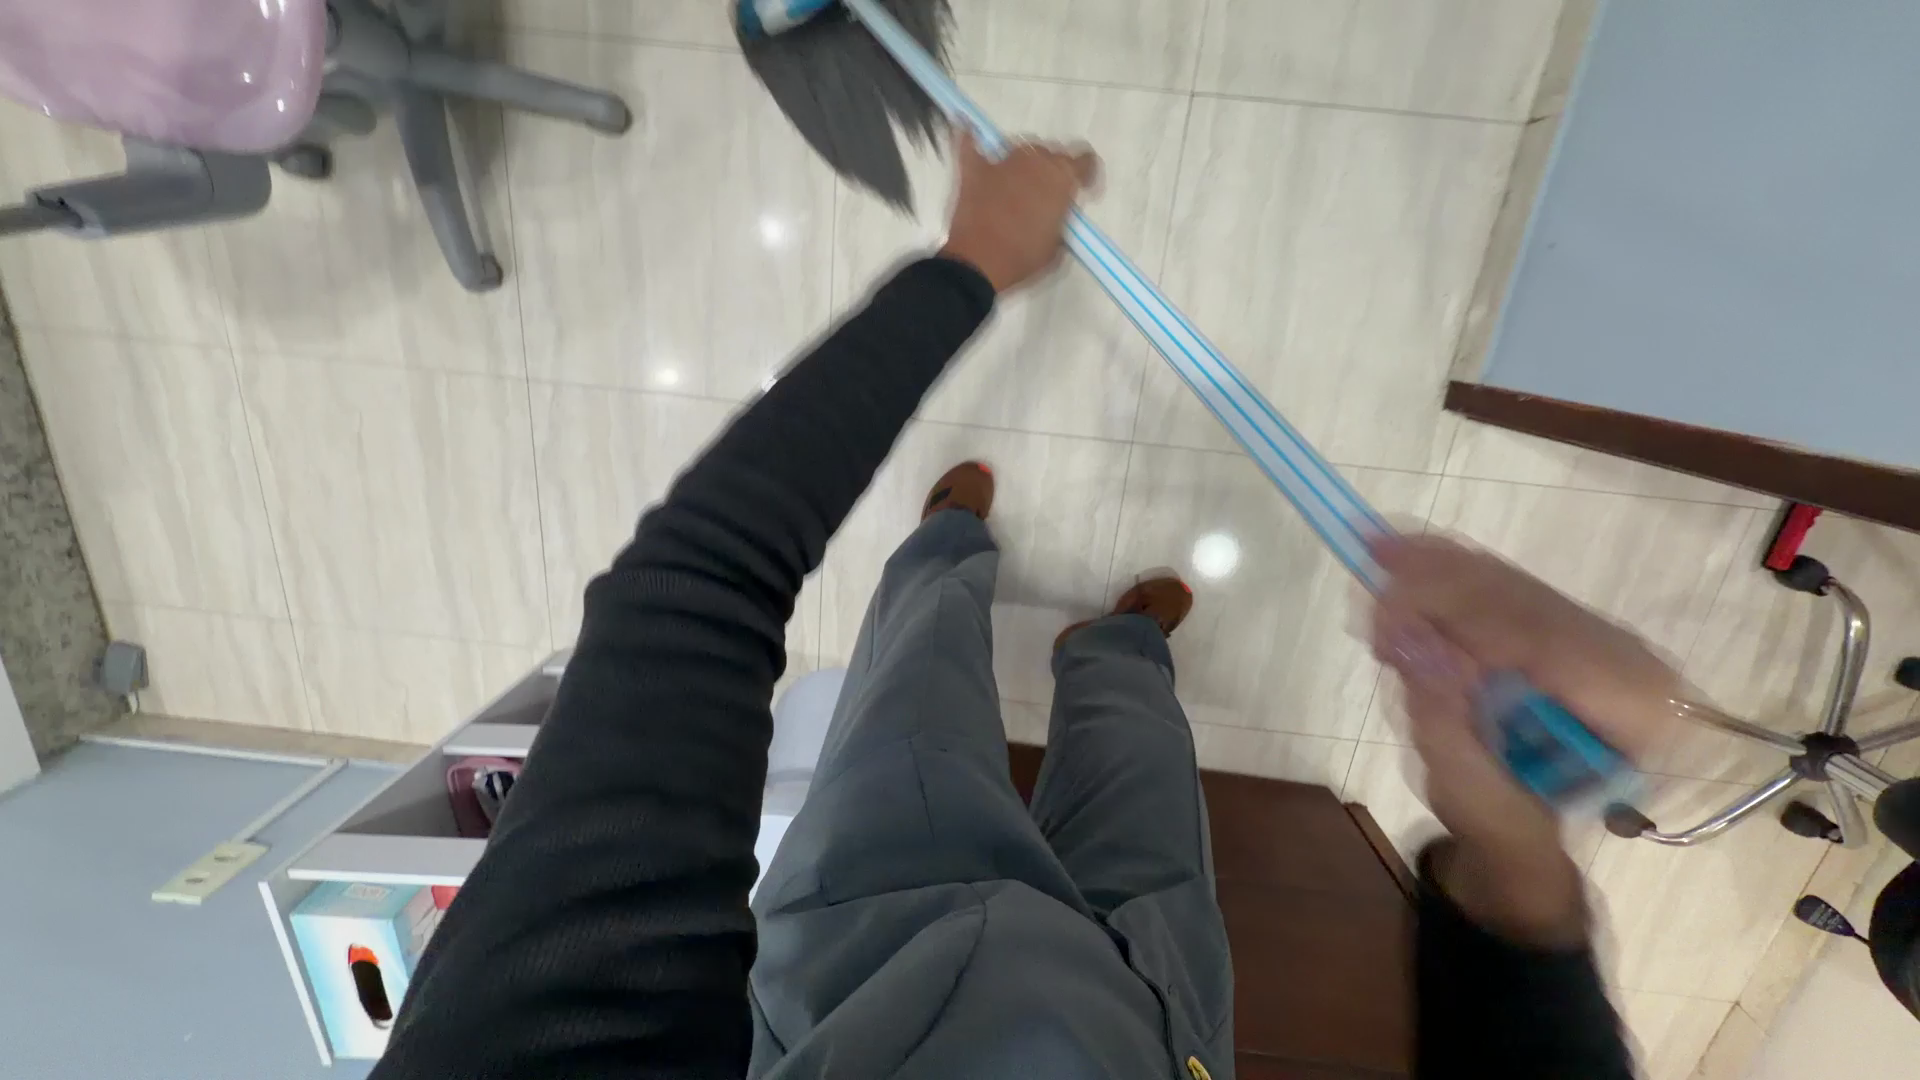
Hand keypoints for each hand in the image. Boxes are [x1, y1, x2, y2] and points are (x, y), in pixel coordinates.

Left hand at [938, 129, 1098, 293]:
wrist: (977, 264)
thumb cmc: (1022, 259)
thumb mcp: (1056, 247)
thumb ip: (1061, 221)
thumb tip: (1055, 216)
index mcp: (1061, 177)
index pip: (1085, 161)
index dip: (1087, 176)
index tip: (1083, 193)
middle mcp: (1034, 160)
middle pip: (1051, 154)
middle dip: (1053, 172)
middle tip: (1046, 198)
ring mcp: (1002, 160)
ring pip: (1021, 148)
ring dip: (1024, 163)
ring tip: (1019, 186)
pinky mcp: (974, 168)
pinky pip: (971, 143)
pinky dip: (973, 140)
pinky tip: (971, 137)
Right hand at [1370, 535, 1679, 943]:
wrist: (1520, 826)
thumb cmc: (1497, 819)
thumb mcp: (1465, 786)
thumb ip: (1443, 718)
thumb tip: (1410, 642)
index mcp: (1629, 712)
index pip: (1542, 640)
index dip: (1462, 612)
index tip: (1390, 606)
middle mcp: (1629, 663)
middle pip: (1526, 600)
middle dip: (1445, 580)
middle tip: (1375, 560)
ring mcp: (1598, 641)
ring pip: (1512, 585)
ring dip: (1441, 566)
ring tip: (1380, 548)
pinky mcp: (1563, 629)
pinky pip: (1503, 587)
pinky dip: (1450, 571)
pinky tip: (1407, 557)